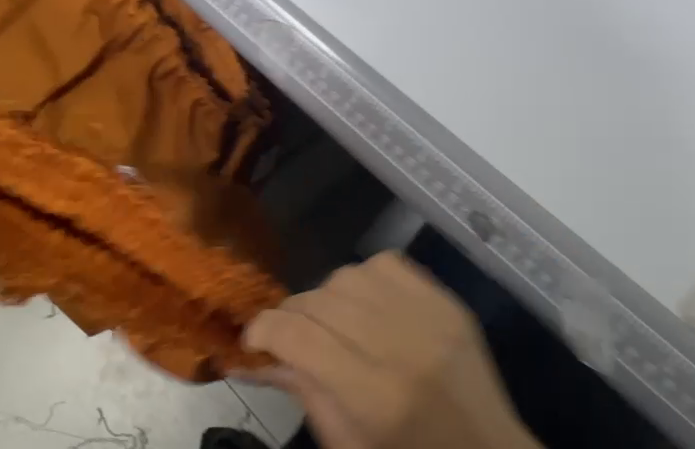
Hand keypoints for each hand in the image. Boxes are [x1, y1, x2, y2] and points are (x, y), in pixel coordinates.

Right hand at [243, 252, 539, 448]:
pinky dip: (364, 278)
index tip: (252, 340)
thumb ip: (302, 392)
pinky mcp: (446, 300)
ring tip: (330, 325)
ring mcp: (429, 316)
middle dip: (291, 316)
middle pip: (320, 302)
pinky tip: (364, 306)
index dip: (264, 331)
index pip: (300, 337)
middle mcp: (401, 345)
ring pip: (347, 276)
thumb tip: (248, 357)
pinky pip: (385, 263)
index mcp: (375, 396)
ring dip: (326, 298)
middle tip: (287, 337)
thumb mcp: (349, 443)